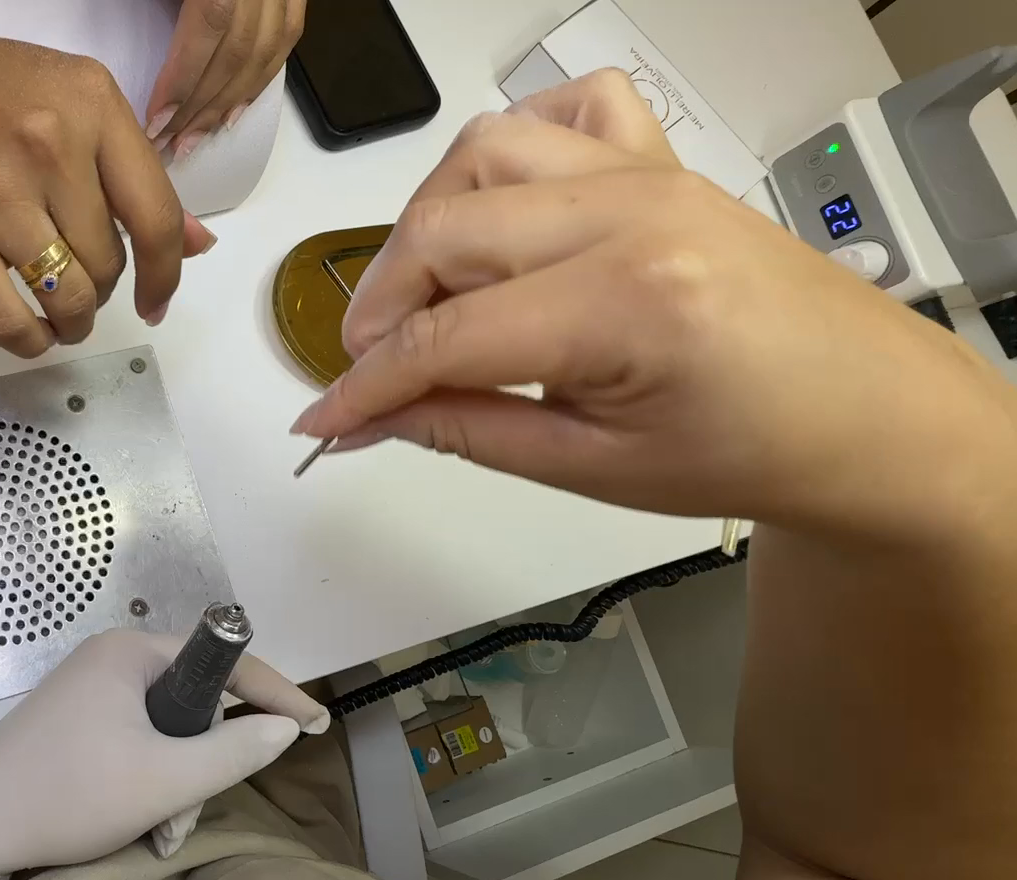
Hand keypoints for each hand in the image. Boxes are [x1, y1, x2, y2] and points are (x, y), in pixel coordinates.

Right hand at [0, 9, 216, 357]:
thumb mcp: (72, 101)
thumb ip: (134, 174)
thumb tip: (196, 244)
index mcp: (92, 106)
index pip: (157, 217)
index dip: (166, 277)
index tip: (156, 304)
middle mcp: (50, 147)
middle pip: (109, 266)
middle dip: (103, 292)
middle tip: (81, 285)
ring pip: (68, 299)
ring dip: (73, 323)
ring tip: (62, 316)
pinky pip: (9, 322)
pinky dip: (31, 342)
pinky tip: (34, 333)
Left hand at [0, 629, 327, 879]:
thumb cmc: (71, 793)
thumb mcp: (164, 780)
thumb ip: (234, 752)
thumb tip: (285, 728)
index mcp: (131, 653)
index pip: (223, 662)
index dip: (274, 694)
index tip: (315, 726)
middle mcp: (111, 660)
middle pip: (193, 703)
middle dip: (202, 763)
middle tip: (184, 814)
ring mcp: (89, 690)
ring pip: (164, 730)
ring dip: (174, 782)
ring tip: (155, 829)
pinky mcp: (75, 720)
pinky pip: (135, 739)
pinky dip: (147, 778)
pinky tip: (136, 820)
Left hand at [145, 0, 305, 160]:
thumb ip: (158, 7)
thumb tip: (134, 55)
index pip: (210, 24)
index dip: (183, 81)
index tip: (157, 122)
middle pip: (237, 52)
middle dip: (199, 107)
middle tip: (171, 142)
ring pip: (264, 53)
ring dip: (227, 105)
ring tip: (196, 138)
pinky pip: (287, 36)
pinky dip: (261, 80)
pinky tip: (234, 112)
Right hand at [291, 72, 1016, 543]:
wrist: (860, 413)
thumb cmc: (737, 450)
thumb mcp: (577, 464)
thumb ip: (453, 429)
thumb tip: (361, 419)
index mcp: (626, 304)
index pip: (440, 338)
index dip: (362, 386)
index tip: (321, 420)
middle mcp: (633, 213)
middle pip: (440, 233)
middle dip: (379, 311)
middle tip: (374, 371)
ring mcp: (648, 172)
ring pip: (479, 156)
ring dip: (424, 230)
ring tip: (426, 299)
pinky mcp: (657, 160)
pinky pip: (560, 113)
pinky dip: (503, 155)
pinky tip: (496, 217)